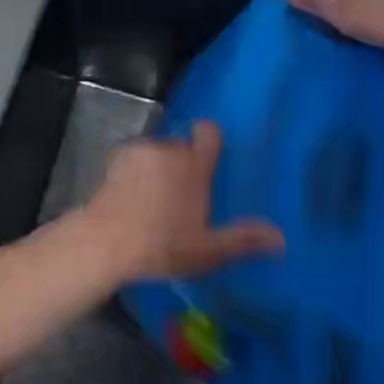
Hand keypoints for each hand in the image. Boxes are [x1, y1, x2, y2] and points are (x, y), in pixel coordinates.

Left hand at [79, 121, 283, 279]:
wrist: (103, 243)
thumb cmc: (161, 245)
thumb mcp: (207, 250)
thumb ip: (243, 240)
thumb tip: (281, 238)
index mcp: (193, 165)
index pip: (209, 132)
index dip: (211, 141)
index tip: (211, 162)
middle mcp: (166, 150)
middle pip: (182, 147)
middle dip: (185, 165)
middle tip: (185, 198)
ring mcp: (137, 153)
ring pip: (157, 153)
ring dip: (160, 169)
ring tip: (158, 202)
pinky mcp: (113, 162)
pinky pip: (135, 161)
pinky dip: (137, 174)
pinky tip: (134, 200)